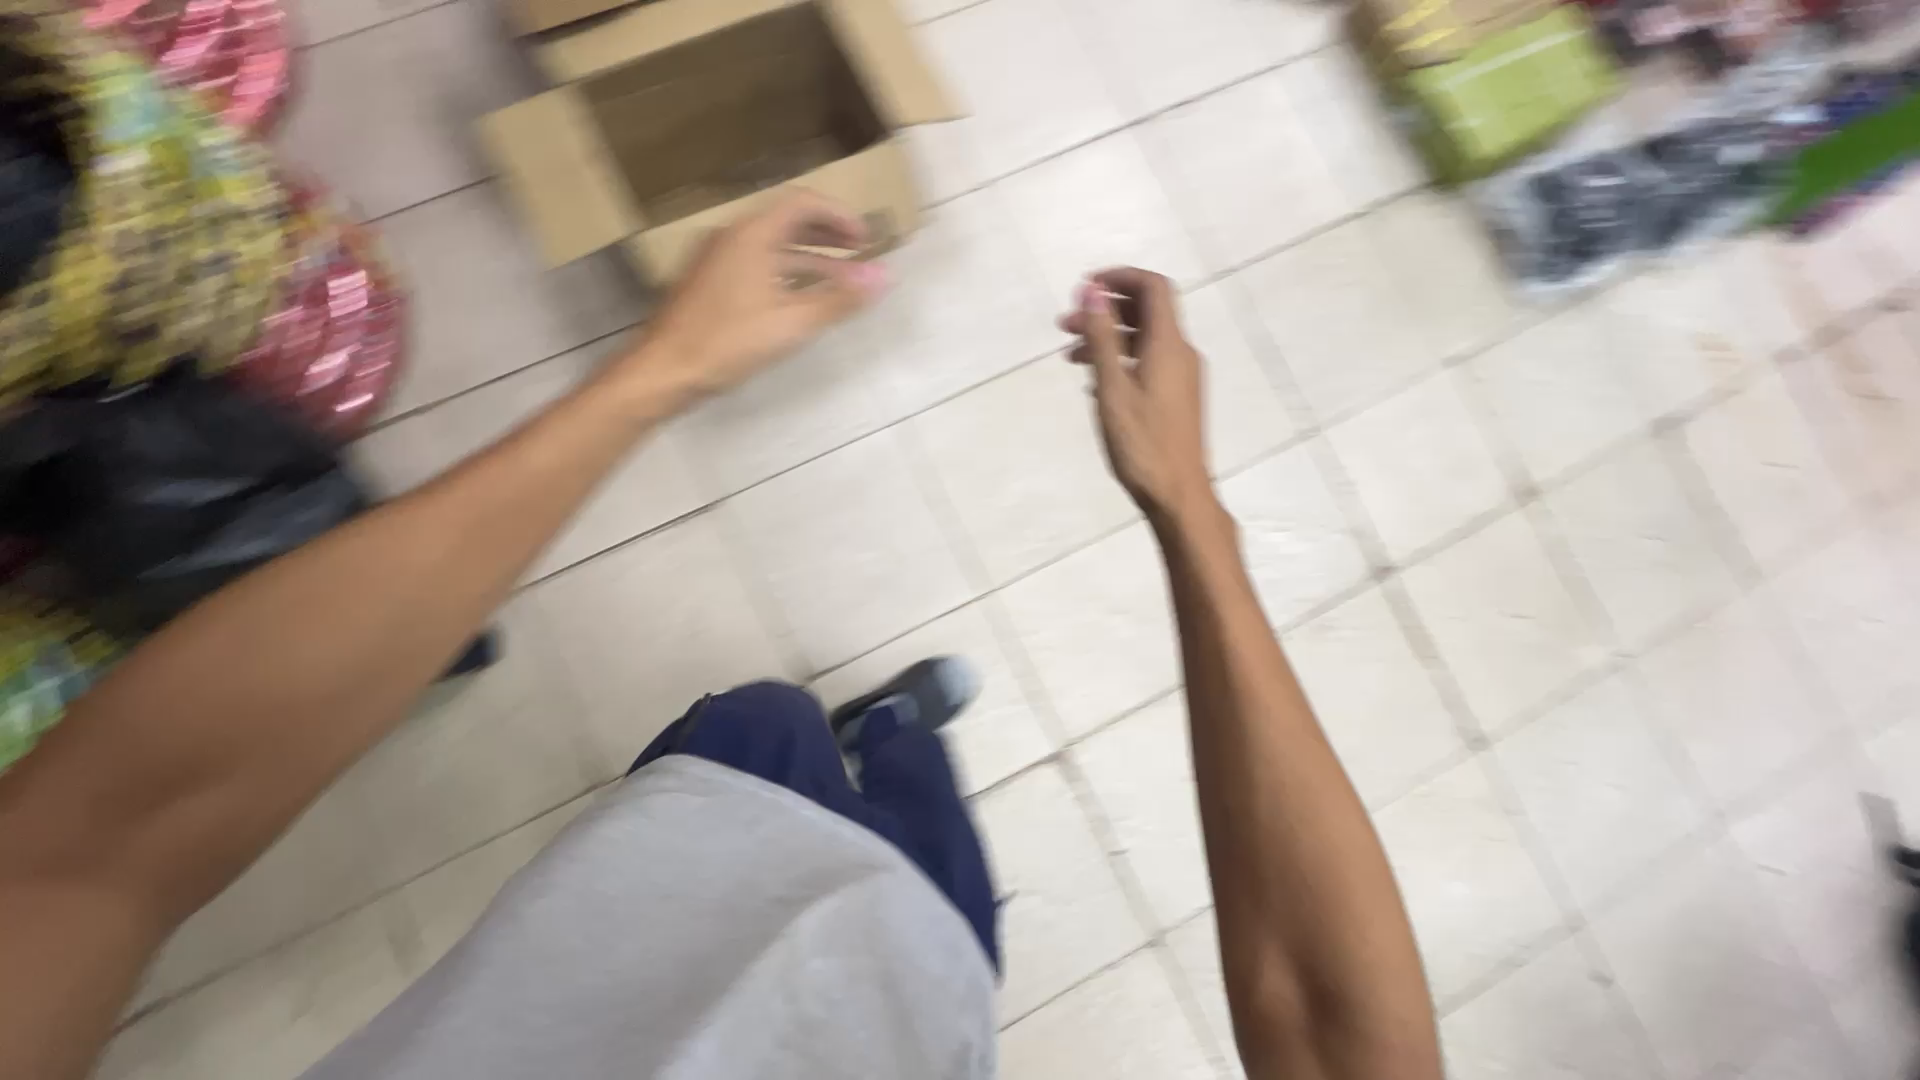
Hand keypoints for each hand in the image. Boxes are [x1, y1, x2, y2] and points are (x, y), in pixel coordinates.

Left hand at [617, 187, 888, 408]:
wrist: (664, 369)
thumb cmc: (728, 342)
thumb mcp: (793, 322)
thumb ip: (840, 298)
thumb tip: (884, 277)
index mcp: (752, 235)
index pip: (803, 203)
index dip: (840, 215)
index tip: (866, 238)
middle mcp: (732, 236)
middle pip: (787, 221)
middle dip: (827, 234)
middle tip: (859, 251)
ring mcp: (717, 258)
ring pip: (772, 246)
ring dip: (809, 257)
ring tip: (840, 278)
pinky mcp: (709, 282)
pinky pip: (756, 263)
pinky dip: (785, 272)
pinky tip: (800, 297)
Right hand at [1058, 267, 1214, 521]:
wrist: (1177, 493)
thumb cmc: (1142, 443)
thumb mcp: (1113, 388)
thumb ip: (1102, 337)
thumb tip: (1092, 290)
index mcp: (1168, 344)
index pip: (1153, 287)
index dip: (1120, 278)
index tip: (1085, 288)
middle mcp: (1180, 352)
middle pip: (1146, 312)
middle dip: (1105, 310)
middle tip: (1066, 325)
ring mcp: (1181, 376)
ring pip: (1144, 339)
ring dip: (1108, 337)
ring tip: (1071, 356)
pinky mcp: (1176, 397)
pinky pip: (1147, 362)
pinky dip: (1120, 359)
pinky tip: (1096, 381)